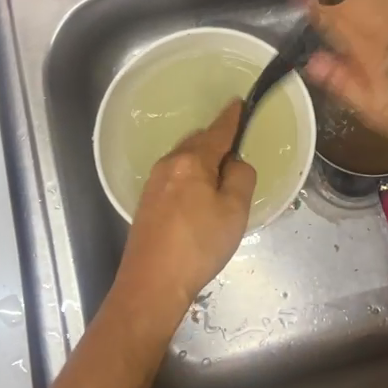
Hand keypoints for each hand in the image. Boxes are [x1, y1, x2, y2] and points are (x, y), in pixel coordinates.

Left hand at [118, 101, 256, 309]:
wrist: (151, 285)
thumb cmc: (198, 245)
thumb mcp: (235, 210)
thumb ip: (241, 177)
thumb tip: (234, 163)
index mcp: (192, 161)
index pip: (218, 130)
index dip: (232, 117)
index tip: (240, 103)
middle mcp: (169, 164)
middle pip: (198, 143)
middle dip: (217, 142)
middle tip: (237, 156)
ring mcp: (153, 184)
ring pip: (185, 161)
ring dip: (203, 163)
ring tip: (221, 182)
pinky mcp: (147, 203)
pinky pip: (175, 178)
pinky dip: (191, 179)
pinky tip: (199, 200)